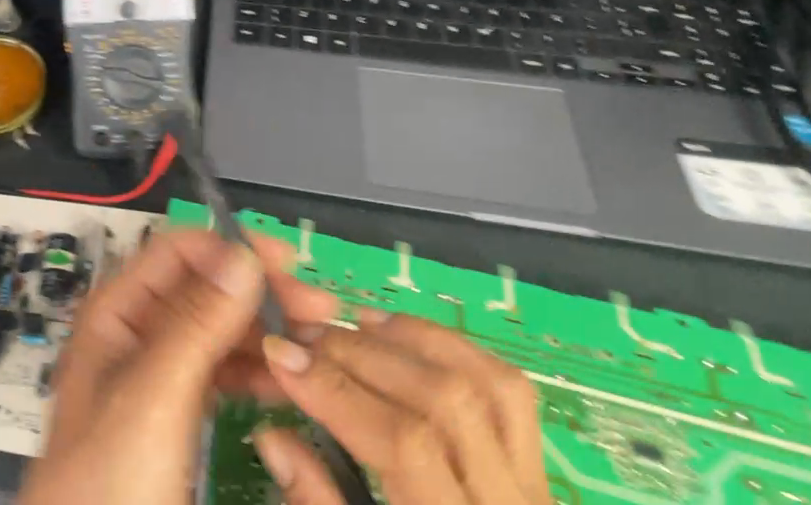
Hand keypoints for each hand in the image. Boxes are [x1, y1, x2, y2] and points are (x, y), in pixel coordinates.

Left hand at [17, 229, 338, 504]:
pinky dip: (257, 369)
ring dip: (267, 330)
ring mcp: (161, 370)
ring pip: (220, 328)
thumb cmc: (109, 476)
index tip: (288, 267)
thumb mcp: (153, 396)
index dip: (231, 249)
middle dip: (261, 291)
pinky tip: (288, 382)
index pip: (178, 251)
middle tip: (319, 311)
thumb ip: (196, 323)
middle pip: (206, 285)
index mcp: (119, 312)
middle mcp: (140, 330)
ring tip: (314, 346)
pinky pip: (224, 370)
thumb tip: (242, 254)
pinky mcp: (180, 407)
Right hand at [254, 313, 550, 504]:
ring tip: (351, 324)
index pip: (405, 443)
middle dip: (362, 357)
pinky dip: (453, 348)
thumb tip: (272, 435)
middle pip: (444, 402)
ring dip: (411, 341)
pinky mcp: (539, 471)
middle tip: (303, 338)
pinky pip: (509, 390)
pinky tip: (402, 334)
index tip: (281, 355)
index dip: (337, 391)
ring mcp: (536, 487)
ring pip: (487, 384)